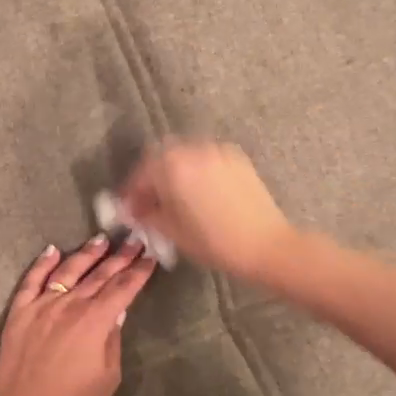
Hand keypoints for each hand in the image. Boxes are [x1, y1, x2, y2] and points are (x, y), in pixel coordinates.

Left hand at [0, 235, 155, 395]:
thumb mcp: (108, 376)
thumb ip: (112, 340)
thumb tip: (117, 314)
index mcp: (94, 321)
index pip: (122, 289)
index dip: (138, 272)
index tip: (149, 258)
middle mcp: (69, 305)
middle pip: (98, 275)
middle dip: (119, 257)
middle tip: (134, 240)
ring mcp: (41, 306)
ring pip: (67, 271)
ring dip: (86, 254)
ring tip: (101, 240)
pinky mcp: (18, 312)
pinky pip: (31, 281)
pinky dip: (42, 264)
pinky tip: (52, 251)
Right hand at [119, 139, 296, 280]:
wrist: (266, 245)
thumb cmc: (215, 242)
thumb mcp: (172, 232)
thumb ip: (147, 215)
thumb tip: (133, 210)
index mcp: (173, 166)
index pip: (141, 172)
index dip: (131, 190)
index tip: (128, 207)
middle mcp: (194, 151)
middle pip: (162, 156)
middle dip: (152, 177)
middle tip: (149, 201)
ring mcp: (218, 151)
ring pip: (185, 154)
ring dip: (174, 171)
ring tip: (175, 197)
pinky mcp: (237, 159)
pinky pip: (207, 158)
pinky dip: (197, 170)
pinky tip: (199, 192)